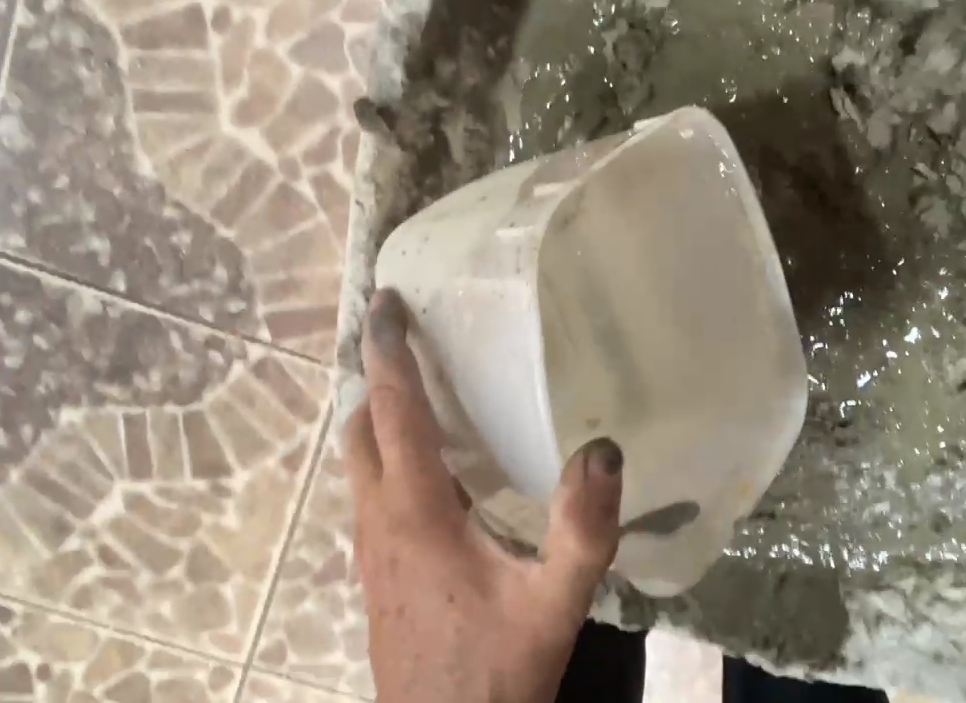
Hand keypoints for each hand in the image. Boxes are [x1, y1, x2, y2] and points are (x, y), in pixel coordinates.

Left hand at [347, 288, 624, 702]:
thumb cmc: (493, 671)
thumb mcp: (554, 602)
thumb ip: (582, 529)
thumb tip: (605, 447)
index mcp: (414, 513)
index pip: (393, 412)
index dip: (389, 352)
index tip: (389, 299)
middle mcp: (379, 521)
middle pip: (360, 429)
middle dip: (378, 374)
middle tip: (418, 333)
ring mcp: (371, 550)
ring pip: (360, 461)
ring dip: (380, 412)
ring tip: (430, 382)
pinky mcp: (378, 571)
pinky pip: (373, 488)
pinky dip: (390, 450)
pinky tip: (442, 462)